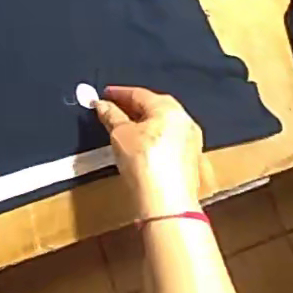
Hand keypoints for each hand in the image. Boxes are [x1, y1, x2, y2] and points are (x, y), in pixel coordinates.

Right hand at [92, 85, 206, 219]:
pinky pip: (167, 137)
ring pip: (162, 122)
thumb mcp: (119, 134)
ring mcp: (190, 140)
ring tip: (121, 123)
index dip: (119, 93)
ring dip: (142, 120)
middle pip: (155, 106)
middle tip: (112, 106)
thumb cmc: (145, 164)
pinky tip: (138, 140)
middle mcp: (185, 121)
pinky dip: (151, 134)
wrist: (165, 199)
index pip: (140, 94)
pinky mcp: (189, 156)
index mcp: (170, 110)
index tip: (105, 93)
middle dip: (132, 105)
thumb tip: (102, 105)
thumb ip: (110, 115)